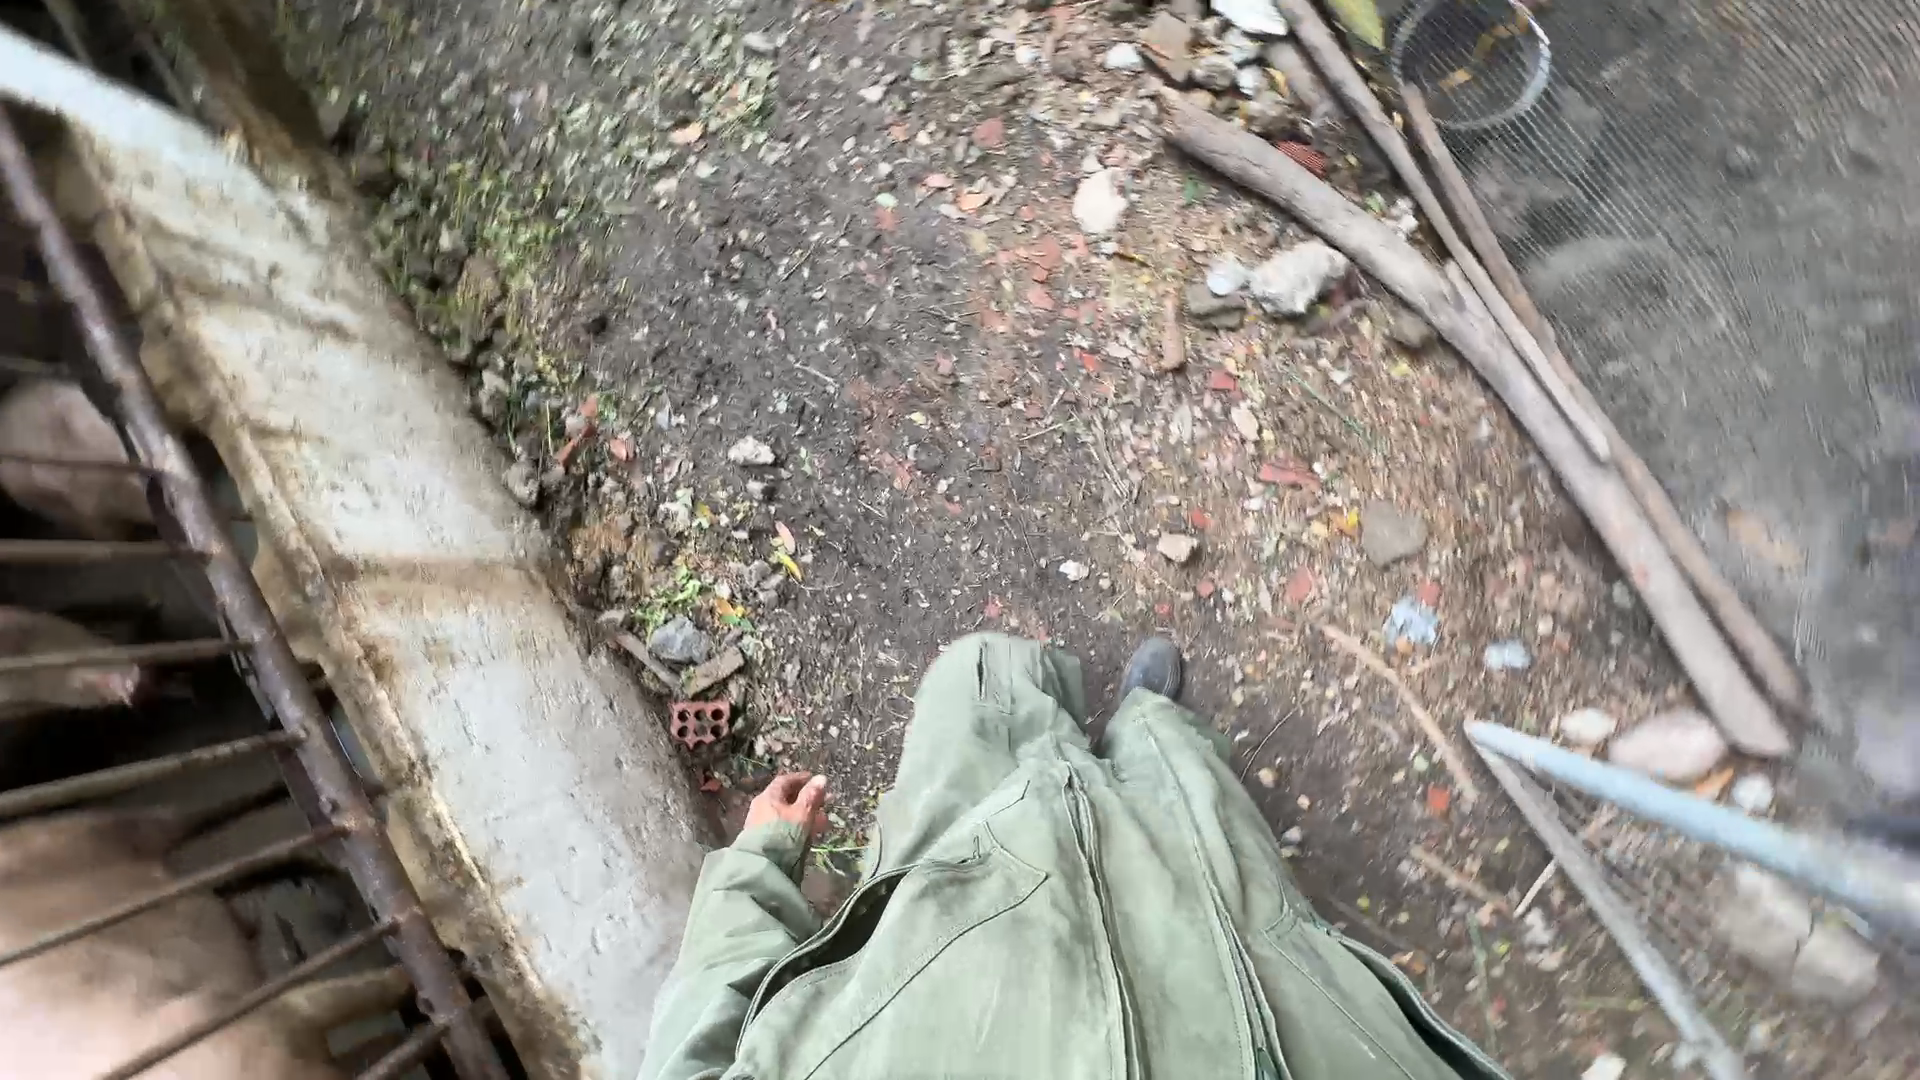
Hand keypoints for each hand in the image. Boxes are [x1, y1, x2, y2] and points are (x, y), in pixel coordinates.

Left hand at [745, 772, 828, 836]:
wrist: (761, 868)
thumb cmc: (783, 835)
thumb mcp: (802, 813)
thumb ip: (811, 796)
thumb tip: (821, 778)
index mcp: (768, 797)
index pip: (785, 781)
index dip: (802, 779)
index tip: (816, 781)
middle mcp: (761, 808)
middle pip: (786, 798)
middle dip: (807, 800)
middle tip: (824, 803)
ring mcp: (759, 825)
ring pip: (786, 815)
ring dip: (804, 815)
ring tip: (823, 822)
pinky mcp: (762, 841)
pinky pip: (782, 828)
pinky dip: (796, 827)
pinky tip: (808, 835)